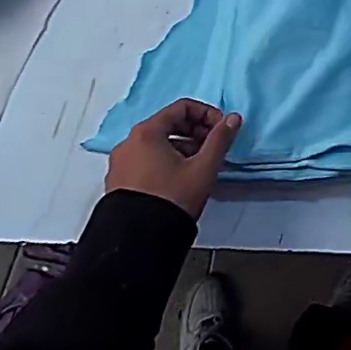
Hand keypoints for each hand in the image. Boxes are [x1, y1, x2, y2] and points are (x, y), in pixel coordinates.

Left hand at [105, 98, 241, 217]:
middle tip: (212, 146)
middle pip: (168, 123)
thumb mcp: (204, 166)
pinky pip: (145, 160)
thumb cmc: (173, 197)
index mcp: (147, 132)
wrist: (138, 242)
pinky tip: (179, 179)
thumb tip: (233, 118)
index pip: (182, 107)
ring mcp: (119, 163)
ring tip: (199, 165)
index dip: (207, 114)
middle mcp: (128, 143)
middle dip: (195, 131)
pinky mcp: (117, 182)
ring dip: (182, 147)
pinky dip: (164, 161)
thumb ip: (221, 138)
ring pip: (157, 143)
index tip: (221, 129)